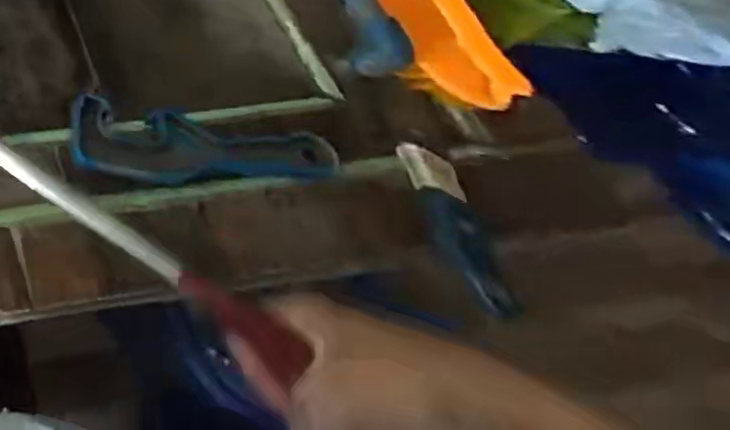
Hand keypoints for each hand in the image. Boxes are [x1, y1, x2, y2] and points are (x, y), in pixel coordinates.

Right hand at [230, 295, 623, 429]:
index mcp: (307, 311)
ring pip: (324, 387)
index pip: (254, 317)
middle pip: (288, 355)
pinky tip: (361, 423)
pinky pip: (359, 404)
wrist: (495, 410)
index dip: (241, 342)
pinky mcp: (402, 387)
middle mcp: (333, 326)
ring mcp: (370, 355)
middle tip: (293, 413)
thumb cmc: (394, 387)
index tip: (235, 365)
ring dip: (320, 412)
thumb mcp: (324, 400)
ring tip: (332, 423)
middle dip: (284, 388)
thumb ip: (288, 404)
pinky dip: (350, 419)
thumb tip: (294, 415)